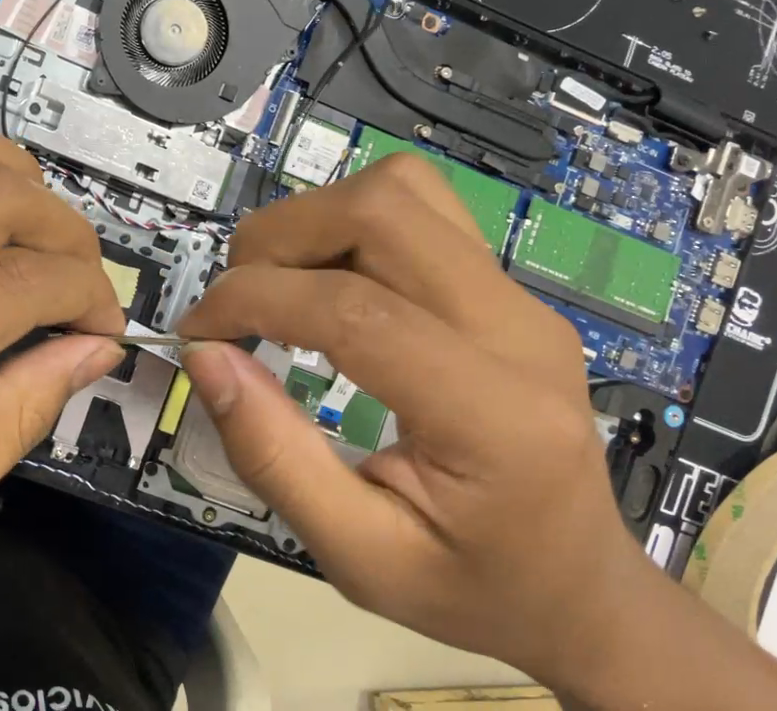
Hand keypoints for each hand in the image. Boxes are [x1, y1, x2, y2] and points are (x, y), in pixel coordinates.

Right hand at [175, 155, 642, 682]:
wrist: (579, 588)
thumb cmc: (469, 585)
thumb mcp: (357, 556)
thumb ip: (274, 457)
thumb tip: (204, 356)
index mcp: (492, 415)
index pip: (354, 309)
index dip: (252, 301)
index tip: (197, 334)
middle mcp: (518, 332)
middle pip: (382, 212)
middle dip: (278, 239)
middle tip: (237, 302)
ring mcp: (518, 299)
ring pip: (400, 190)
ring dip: (313, 221)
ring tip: (279, 286)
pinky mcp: (503, 288)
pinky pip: (416, 209)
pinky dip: (346, 225)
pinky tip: (325, 283)